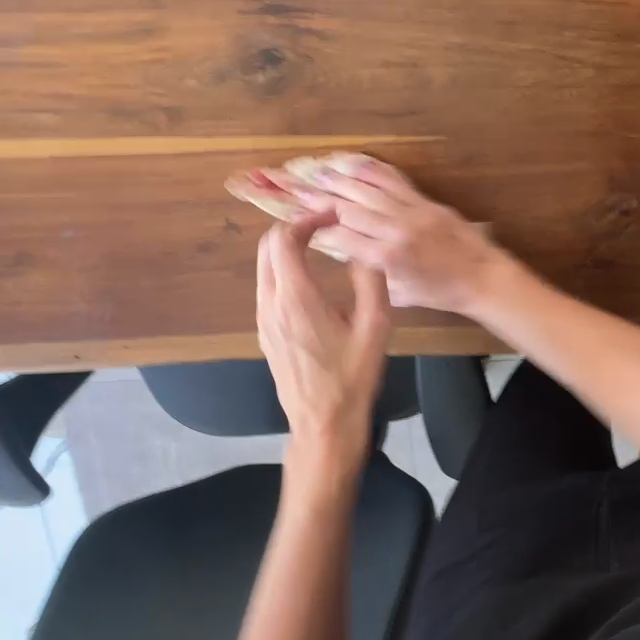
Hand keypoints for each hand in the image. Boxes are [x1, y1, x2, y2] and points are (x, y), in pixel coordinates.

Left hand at [256, 216, 391, 456]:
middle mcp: (271, 304)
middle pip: (266, 248)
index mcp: (296, 297)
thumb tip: (364, 251)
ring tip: (318, 246)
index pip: (284, 239)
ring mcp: (263, 320)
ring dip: (286, 249)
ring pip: (264, 268)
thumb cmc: (353, 375)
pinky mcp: (265, 334)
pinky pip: (267, 288)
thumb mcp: (376, 325)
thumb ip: (370, 280)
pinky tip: (311, 279)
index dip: (307, 220)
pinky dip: (283, 270)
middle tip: (324, 226)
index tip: (332, 217)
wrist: (324, 422)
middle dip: (293, 229)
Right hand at [275, 156, 509, 313]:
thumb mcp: (401, 293)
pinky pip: (394, 181)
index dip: (317, 228)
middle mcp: (396, 230)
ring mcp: (412, 212)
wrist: (483, 278)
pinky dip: (371, 170)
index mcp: (388, 258)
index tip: (297, 220)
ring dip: (339, 179)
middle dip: (319, 198)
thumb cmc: (442, 293)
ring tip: (314, 170)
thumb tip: (347, 257)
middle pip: (349, 209)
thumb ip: (371, 275)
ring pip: (368, 190)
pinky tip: (353, 162)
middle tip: (292, 188)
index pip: (342, 237)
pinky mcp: (426, 202)